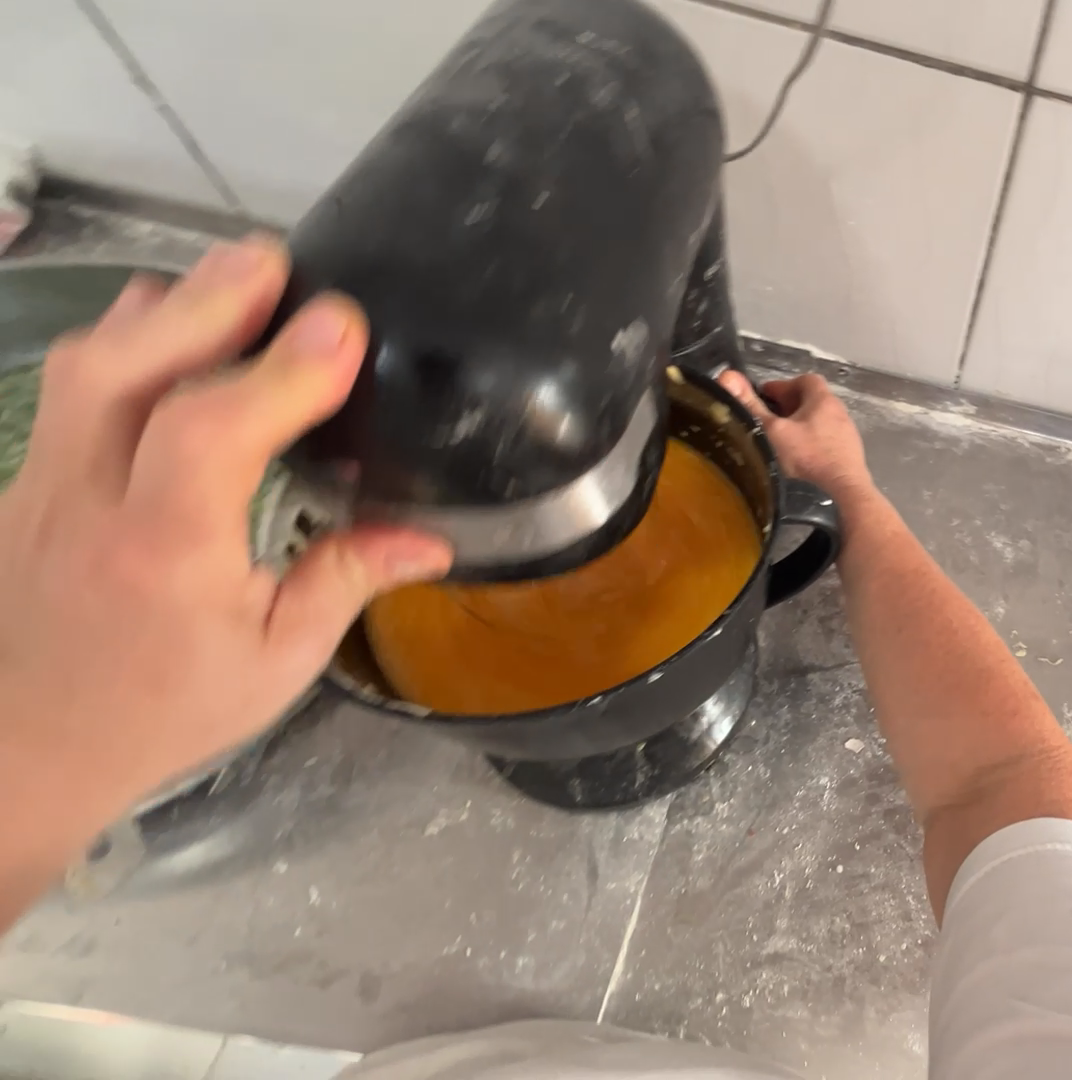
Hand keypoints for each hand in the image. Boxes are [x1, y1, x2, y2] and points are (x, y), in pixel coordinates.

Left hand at [0, 236, 450, 809]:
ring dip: (163, 313)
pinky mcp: (33, 487)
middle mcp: (87, 504)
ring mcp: (43, 488)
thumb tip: (433, 540)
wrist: (20, 751)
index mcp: (166, 552)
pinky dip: (129, 344)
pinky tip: (168, 322)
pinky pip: (74, 394)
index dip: (278, 372)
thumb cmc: (166, 708)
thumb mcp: (282, 657)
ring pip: (85, 373)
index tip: (340, 326)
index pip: (211, 434)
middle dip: (206, 307)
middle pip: (125, 375)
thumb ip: (347, 580)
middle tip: (273, 257)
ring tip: (231, 273)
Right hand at [716, 371, 873, 502]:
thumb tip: (727, 377)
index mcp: (822, 398)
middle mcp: (838, 409)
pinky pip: (827, 435)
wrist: (845, 487)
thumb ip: (752, 407)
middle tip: (771, 417)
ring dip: (801, 423)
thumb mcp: (774, 431)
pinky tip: (802, 454)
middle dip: (789, 404)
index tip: (764, 397)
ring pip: (819, 418)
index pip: (802, 379)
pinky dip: (812, 438)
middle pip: (811, 398)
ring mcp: (847, 430)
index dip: (781, 385)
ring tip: (783, 437)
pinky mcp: (850, 449)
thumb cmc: (808, 456)